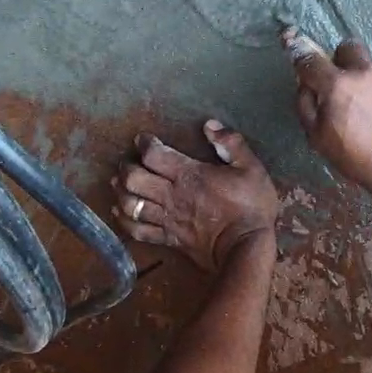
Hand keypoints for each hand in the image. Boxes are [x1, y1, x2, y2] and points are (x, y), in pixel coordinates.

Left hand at [113, 121, 277, 272]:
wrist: (246, 248)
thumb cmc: (251, 206)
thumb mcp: (252, 168)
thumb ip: (232, 144)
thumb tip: (210, 125)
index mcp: (189, 175)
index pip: (154, 155)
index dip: (144, 143)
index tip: (143, 139)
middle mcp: (171, 195)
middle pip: (133, 179)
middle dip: (126, 167)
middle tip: (130, 161)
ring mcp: (167, 219)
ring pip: (130, 204)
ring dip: (120, 192)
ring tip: (120, 183)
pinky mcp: (168, 239)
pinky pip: (137, 230)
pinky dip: (124, 220)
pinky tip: (120, 212)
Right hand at [282, 29, 371, 204]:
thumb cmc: (356, 158)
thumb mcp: (318, 138)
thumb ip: (306, 104)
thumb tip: (305, 84)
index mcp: (337, 85)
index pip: (310, 58)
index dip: (299, 50)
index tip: (291, 40)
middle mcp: (364, 72)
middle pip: (347, 47)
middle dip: (342, 60)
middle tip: (344, 83)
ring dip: (367, 78)